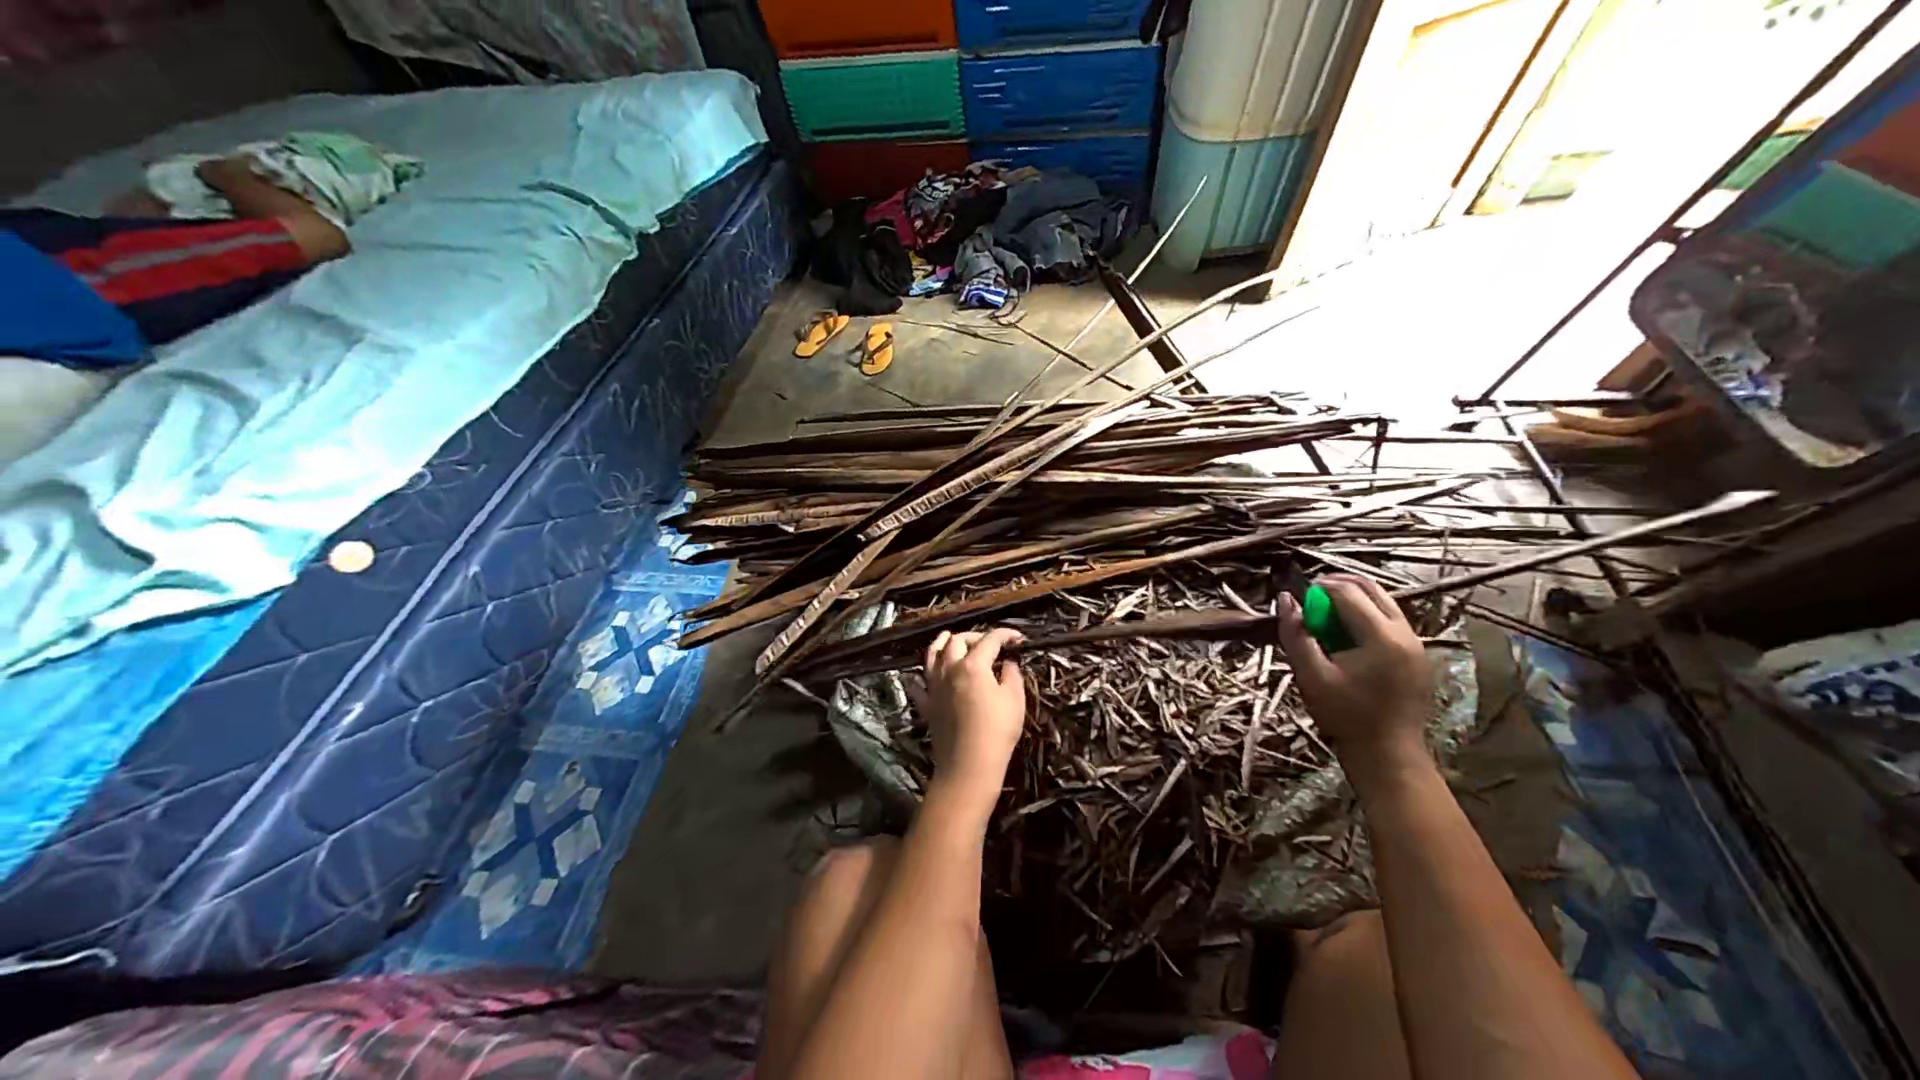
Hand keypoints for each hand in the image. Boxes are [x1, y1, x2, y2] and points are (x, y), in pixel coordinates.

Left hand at [918, 628, 1025, 806]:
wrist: (968, 765)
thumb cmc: (997, 731)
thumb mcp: (1014, 700)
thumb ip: (1012, 674)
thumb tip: (1008, 662)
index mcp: (973, 665)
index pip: (990, 640)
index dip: (1005, 635)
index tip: (1018, 638)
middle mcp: (949, 669)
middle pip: (957, 641)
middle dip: (973, 636)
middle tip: (988, 642)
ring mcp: (934, 687)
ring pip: (932, 655)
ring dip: (942, 643)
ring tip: (948, 638)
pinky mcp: (926, 704)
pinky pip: (919, 684)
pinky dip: (921, 676)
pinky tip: (923, 676)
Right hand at [1277, 574, 1434, 785]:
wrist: (1387, 753)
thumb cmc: (1345, 716)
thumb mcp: (1311, 675)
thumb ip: (1296, 635)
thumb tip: (1285, 600)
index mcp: (1381, 638)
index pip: (1348, 593)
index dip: (1320, 587)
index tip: (1299, 595)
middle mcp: (1405, 634)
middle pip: (1372, 589)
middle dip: (1339, 585)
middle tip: (1312, 596)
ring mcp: (1416, 644)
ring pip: (1384, 602)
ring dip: (1354, 599)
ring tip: (1327, 615)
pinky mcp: (1418, 655)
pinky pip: (1392, 620)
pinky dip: (1367, 616)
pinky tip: (1348, 636)